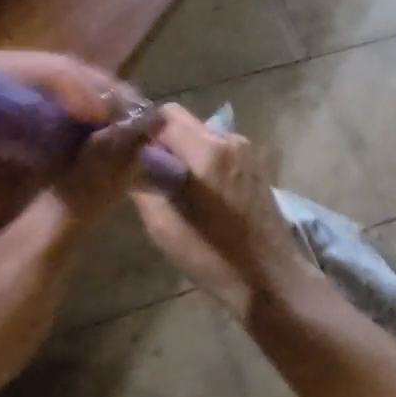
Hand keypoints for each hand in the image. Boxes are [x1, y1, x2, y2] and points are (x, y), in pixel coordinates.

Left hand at [0, 51, 157, 396]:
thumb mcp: (29, 269)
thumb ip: (81, 195)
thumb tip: (137, 130)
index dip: (59, 81)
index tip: (113, 112)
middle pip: (19, 90)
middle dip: (85, 100)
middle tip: (144, 121)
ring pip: (34, 118)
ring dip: (89, 125)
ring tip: (142, 136)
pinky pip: (36, 150)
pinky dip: (79, 154)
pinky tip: (119, 160)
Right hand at [130, 104, 317, 320]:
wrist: (270, 279)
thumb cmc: (213, 258)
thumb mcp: (163, 226)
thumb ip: (143, 183)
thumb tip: (129, 159)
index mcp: (207, 151)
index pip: (162, 116)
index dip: (140, 130)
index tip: (125, 152)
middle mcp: (229, 140)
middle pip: (182, 120)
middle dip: (161, 138)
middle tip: (145, 169)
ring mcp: (246, 151)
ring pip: (200, 133)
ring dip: (182, 150)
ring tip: (170, 183)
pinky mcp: (255, 164)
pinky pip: (218, 148)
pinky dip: (201, 159)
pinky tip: (196, 190)